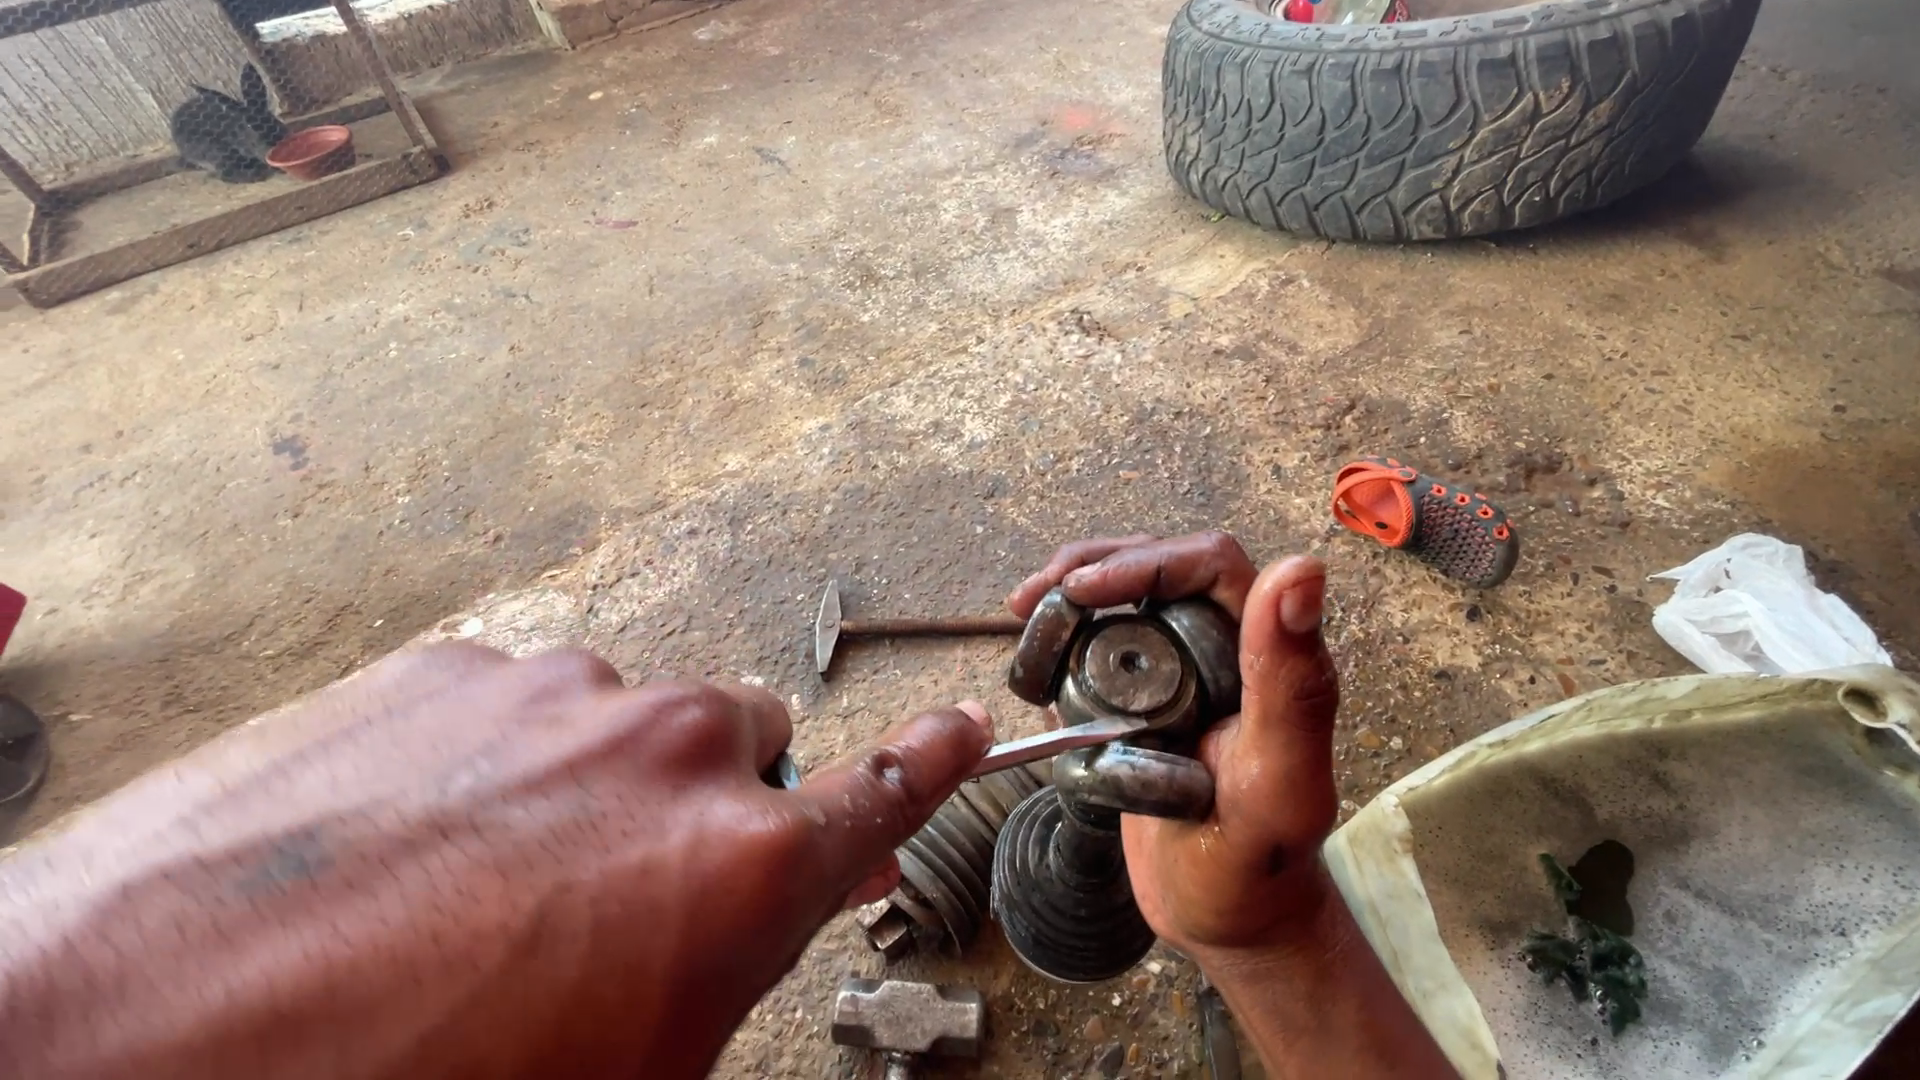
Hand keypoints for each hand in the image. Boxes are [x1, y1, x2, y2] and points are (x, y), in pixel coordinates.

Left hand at [0, 643, 991, 1079]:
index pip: (878, 794)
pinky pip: (528, 700)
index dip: (933, 758)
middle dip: (714, 796)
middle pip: (746, 740)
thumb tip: (787, 887)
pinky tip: (405, 829)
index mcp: (732, 871)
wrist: (91, 1058)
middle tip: (622, 876)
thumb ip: (728, 965)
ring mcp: (565, 692)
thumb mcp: (626, 1072)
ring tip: (482, 869)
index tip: (964, 722)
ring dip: (601, 776)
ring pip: (635, 716)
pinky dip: (506, 750)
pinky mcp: (459, 664)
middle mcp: (674, 754)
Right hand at [1006, 532, 1339, 956]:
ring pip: (1122, 598)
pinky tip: (1036, 655)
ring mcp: (1179, 669)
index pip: (1208, 564)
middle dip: (1090, 567)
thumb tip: (1300, 568)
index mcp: (1268, 653)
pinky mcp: (1142, 695)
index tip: (1080, 590)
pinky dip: (1062, 637)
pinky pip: (1099, 642)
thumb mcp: (1276, 783)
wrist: (1220, 911)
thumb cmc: (1256, 863)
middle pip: (1156, 565)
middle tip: (1032, 597)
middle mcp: (1223, 646)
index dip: (1143, 563)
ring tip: (1024, 614)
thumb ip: (1290, 684)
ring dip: (1068, 596)